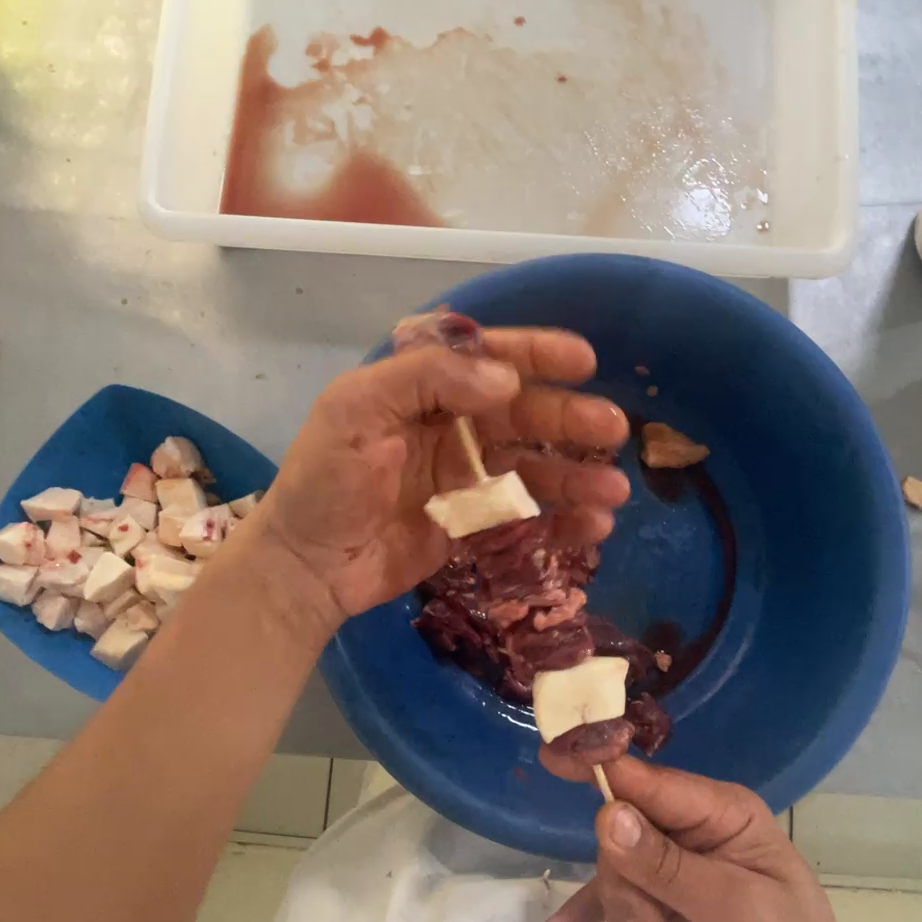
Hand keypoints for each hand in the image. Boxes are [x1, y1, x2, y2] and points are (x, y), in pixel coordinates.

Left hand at [253, 328, 630, 625]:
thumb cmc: (324, 481)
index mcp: (421, 387)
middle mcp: (449, 424)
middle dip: (569, 419)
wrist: (307, 567)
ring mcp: (463, 476)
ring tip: (614, 491)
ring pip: (532, 466)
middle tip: (613, 430)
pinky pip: (524, 515)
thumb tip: (506, 380)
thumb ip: (427, 377)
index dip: (536, 354)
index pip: (487, 359)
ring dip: (576, 474)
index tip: (583, 360)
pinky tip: (593, 526)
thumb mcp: (357, 409)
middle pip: (521, 413)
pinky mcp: (471, 522)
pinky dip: (560, 519)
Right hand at [541, 755, 871, 921]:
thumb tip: (607, 814)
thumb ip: (666, 865)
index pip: (648, 778)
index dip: (600, 765)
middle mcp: (695, 828)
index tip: (551, 756)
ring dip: (626, 917)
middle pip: (623, 831)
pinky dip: (607, 919)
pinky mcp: (667, 900)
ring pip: (618, 869)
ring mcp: (679, 865)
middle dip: (626, 884)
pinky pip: (620, 898)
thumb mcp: (732, 912)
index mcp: (721, 812)